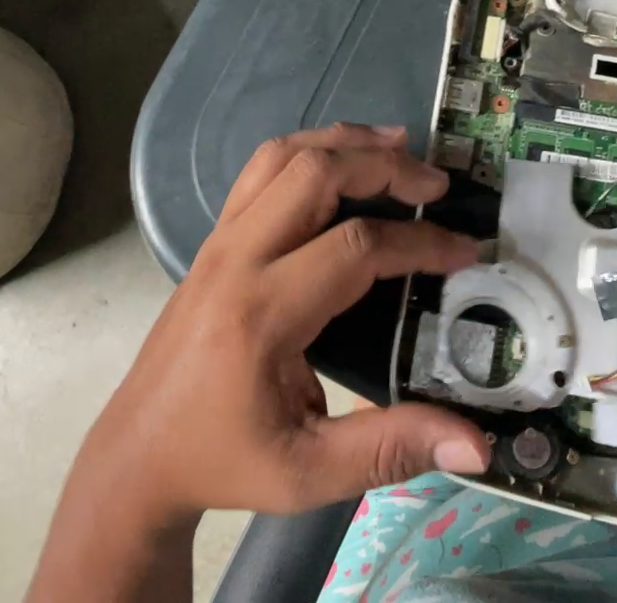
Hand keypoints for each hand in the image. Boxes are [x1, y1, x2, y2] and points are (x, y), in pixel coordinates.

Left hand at [31, 125, 491, 601]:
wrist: (139, 453)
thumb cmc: (224, 460)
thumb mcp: (309, 472)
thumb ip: (392, 448)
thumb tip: (477, 446)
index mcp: (260, 314)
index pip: (355, 247)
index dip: (419, 242)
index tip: (465, 250)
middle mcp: (236, 259)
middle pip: (314, 173)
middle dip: (383, 167)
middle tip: (436, 185)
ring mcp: (218, 241)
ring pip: (281, 156)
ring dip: (343, 143)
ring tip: (398, 147)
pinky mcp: (214, 240)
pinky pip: (262, 170)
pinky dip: (310, 152)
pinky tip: (343, 164)